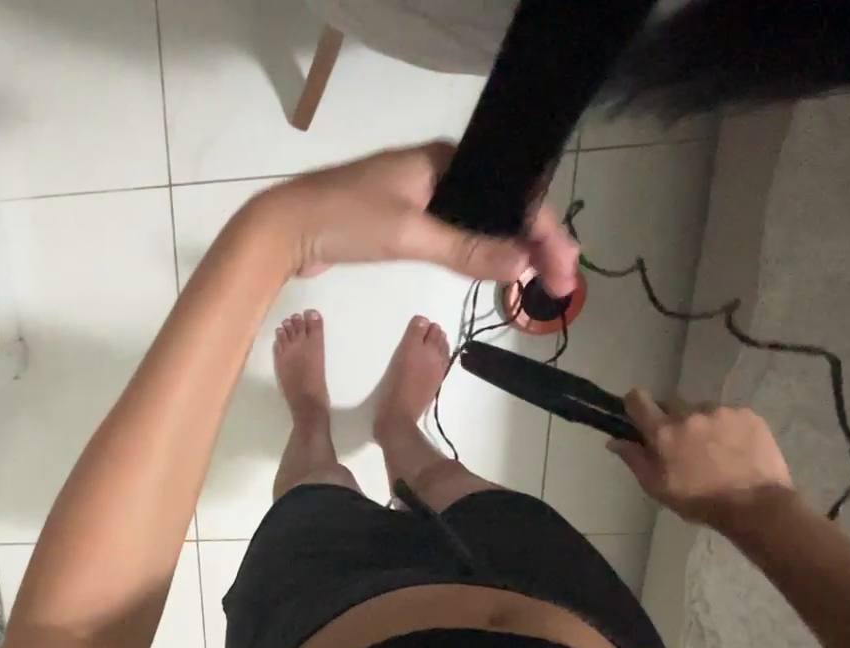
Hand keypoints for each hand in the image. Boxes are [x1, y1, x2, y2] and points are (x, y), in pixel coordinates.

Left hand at [250, 141, 579, 288]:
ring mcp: (419, 197)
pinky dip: (474, 254)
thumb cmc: (345, 220)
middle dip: (533, 244)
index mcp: (446, 161)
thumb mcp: (409, 234)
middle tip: (560, 284)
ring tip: (536, 283)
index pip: (513, 194)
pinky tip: (490, 274)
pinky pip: (452, 235)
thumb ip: (466, 248)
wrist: (284, 231)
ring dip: (506, 251)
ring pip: (477, 223)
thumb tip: (522, 264)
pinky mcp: (402, 221)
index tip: (565, 270)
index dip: (544, 233)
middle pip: (501, 208)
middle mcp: (438, 173)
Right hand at [609, 389, 795, 528]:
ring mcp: (721, 412)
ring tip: (711, 447)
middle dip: (670, 418)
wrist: (754, 504)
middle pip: (671, 402)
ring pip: (701, 409)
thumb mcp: (656, 486)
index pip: (638, 399)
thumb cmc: (698, 500)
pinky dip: (725, 426)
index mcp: (663, 431)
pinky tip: (733, 447)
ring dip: (699, 422)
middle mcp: (690, 414)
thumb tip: (614, 441)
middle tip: (679, 442)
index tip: (638, 416)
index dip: (635, 404)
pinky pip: (728, 413)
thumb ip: (634, 459)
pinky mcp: (748, 415)